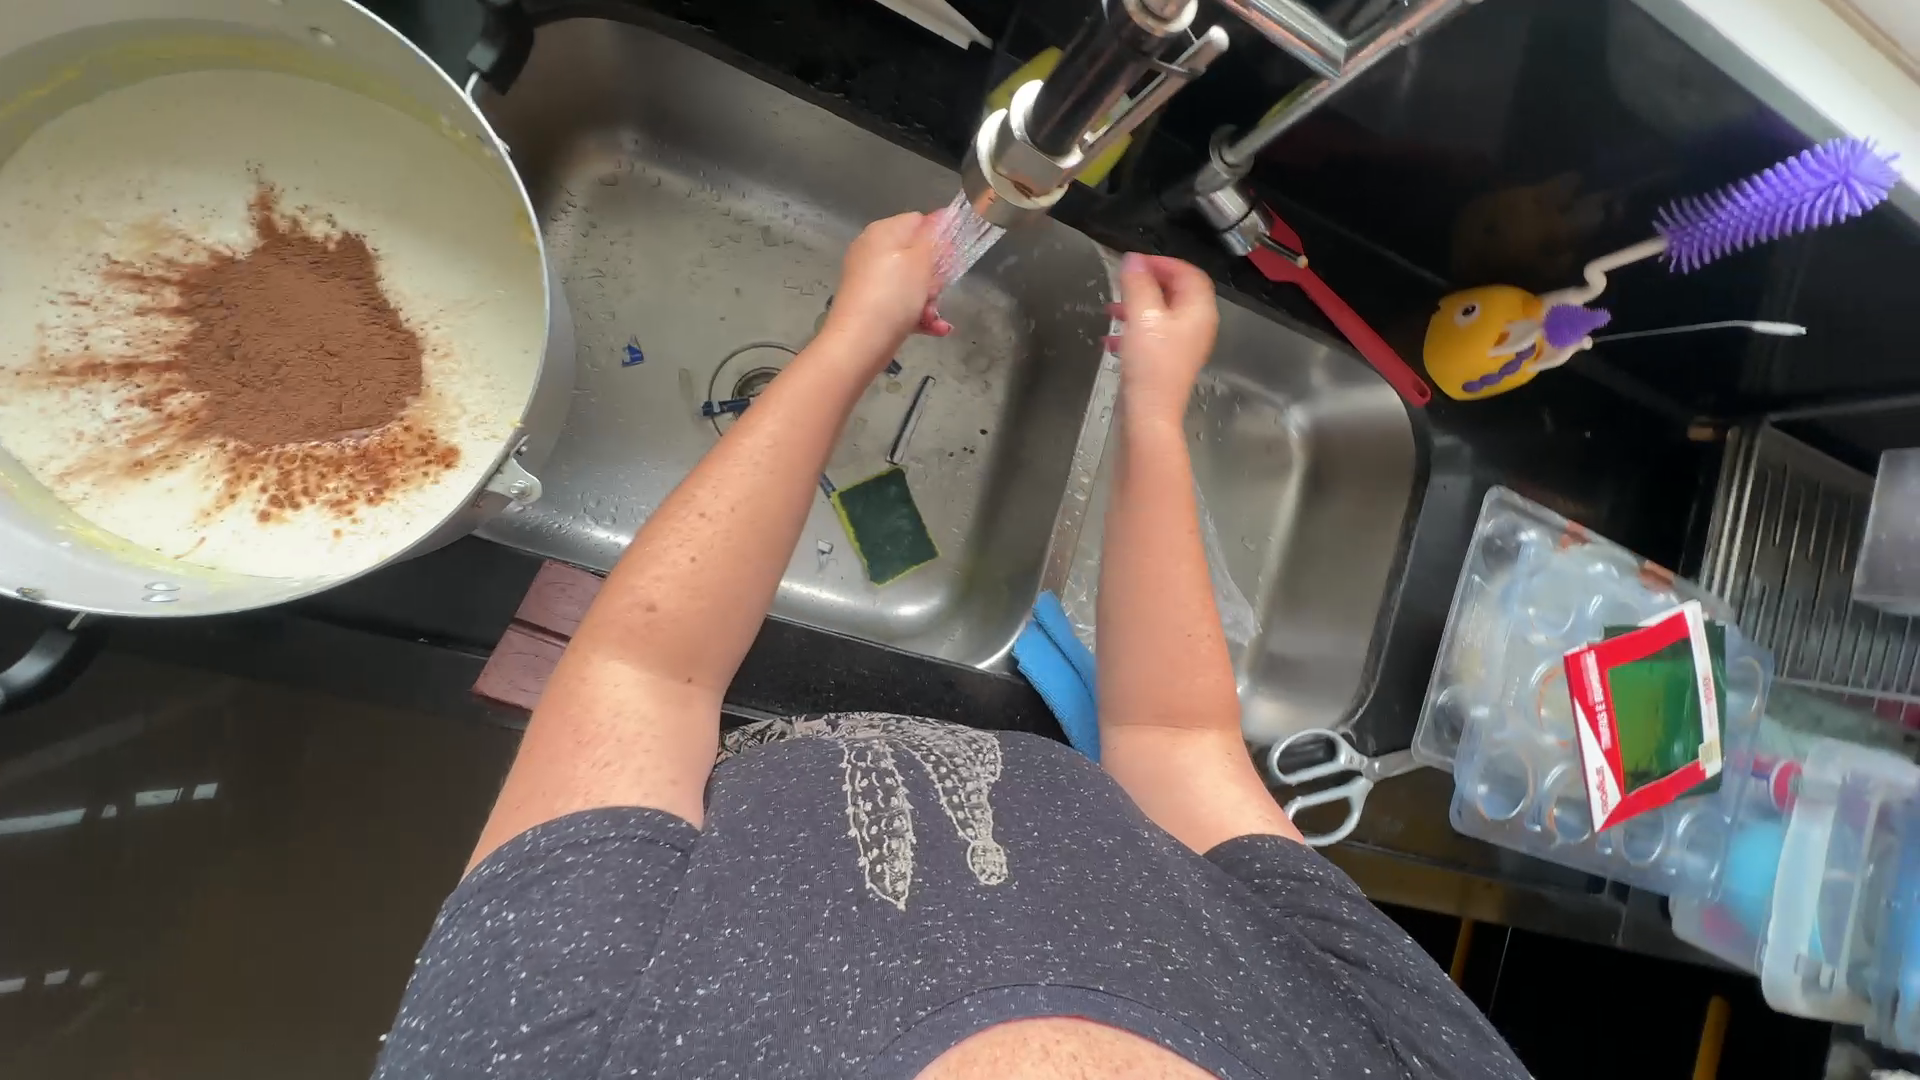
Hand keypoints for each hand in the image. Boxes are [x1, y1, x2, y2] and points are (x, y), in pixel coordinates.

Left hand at [821, 212, 952, 365]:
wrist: (859, 342)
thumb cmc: (893, 295)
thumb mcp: (920, 260)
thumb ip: (932, 236)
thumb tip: (941, 216)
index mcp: (883, 232)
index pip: (918, 222)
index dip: (938, 238)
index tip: (951, 259)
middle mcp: (873, 252)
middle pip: (916, 256)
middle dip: (934, 276)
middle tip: (937, 291)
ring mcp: (871, 281)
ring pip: (911, 284)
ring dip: (929, 301)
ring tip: (933, 317)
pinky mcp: (872, 307)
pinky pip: (901, 305)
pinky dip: (918, 316)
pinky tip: (935, 328)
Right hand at [1111, 253, 1217, 427]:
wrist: (1150, 415)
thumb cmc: (1150, 365)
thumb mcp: (1141, 316)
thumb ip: (1137, 283)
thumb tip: (1132, 260)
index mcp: (1198, 311)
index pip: (1188, 273)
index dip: (1162, 262)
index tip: (1135, 262)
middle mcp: (1196, 326)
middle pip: (1175, 293)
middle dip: (1146, 285)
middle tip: (1122, 282)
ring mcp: (1183, 346)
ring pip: (1160, 315)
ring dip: (1136, 308)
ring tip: (1111, 310)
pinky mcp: (1167, 363)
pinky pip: (1152, 337)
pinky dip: (1133, 331)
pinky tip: (1111, 339)